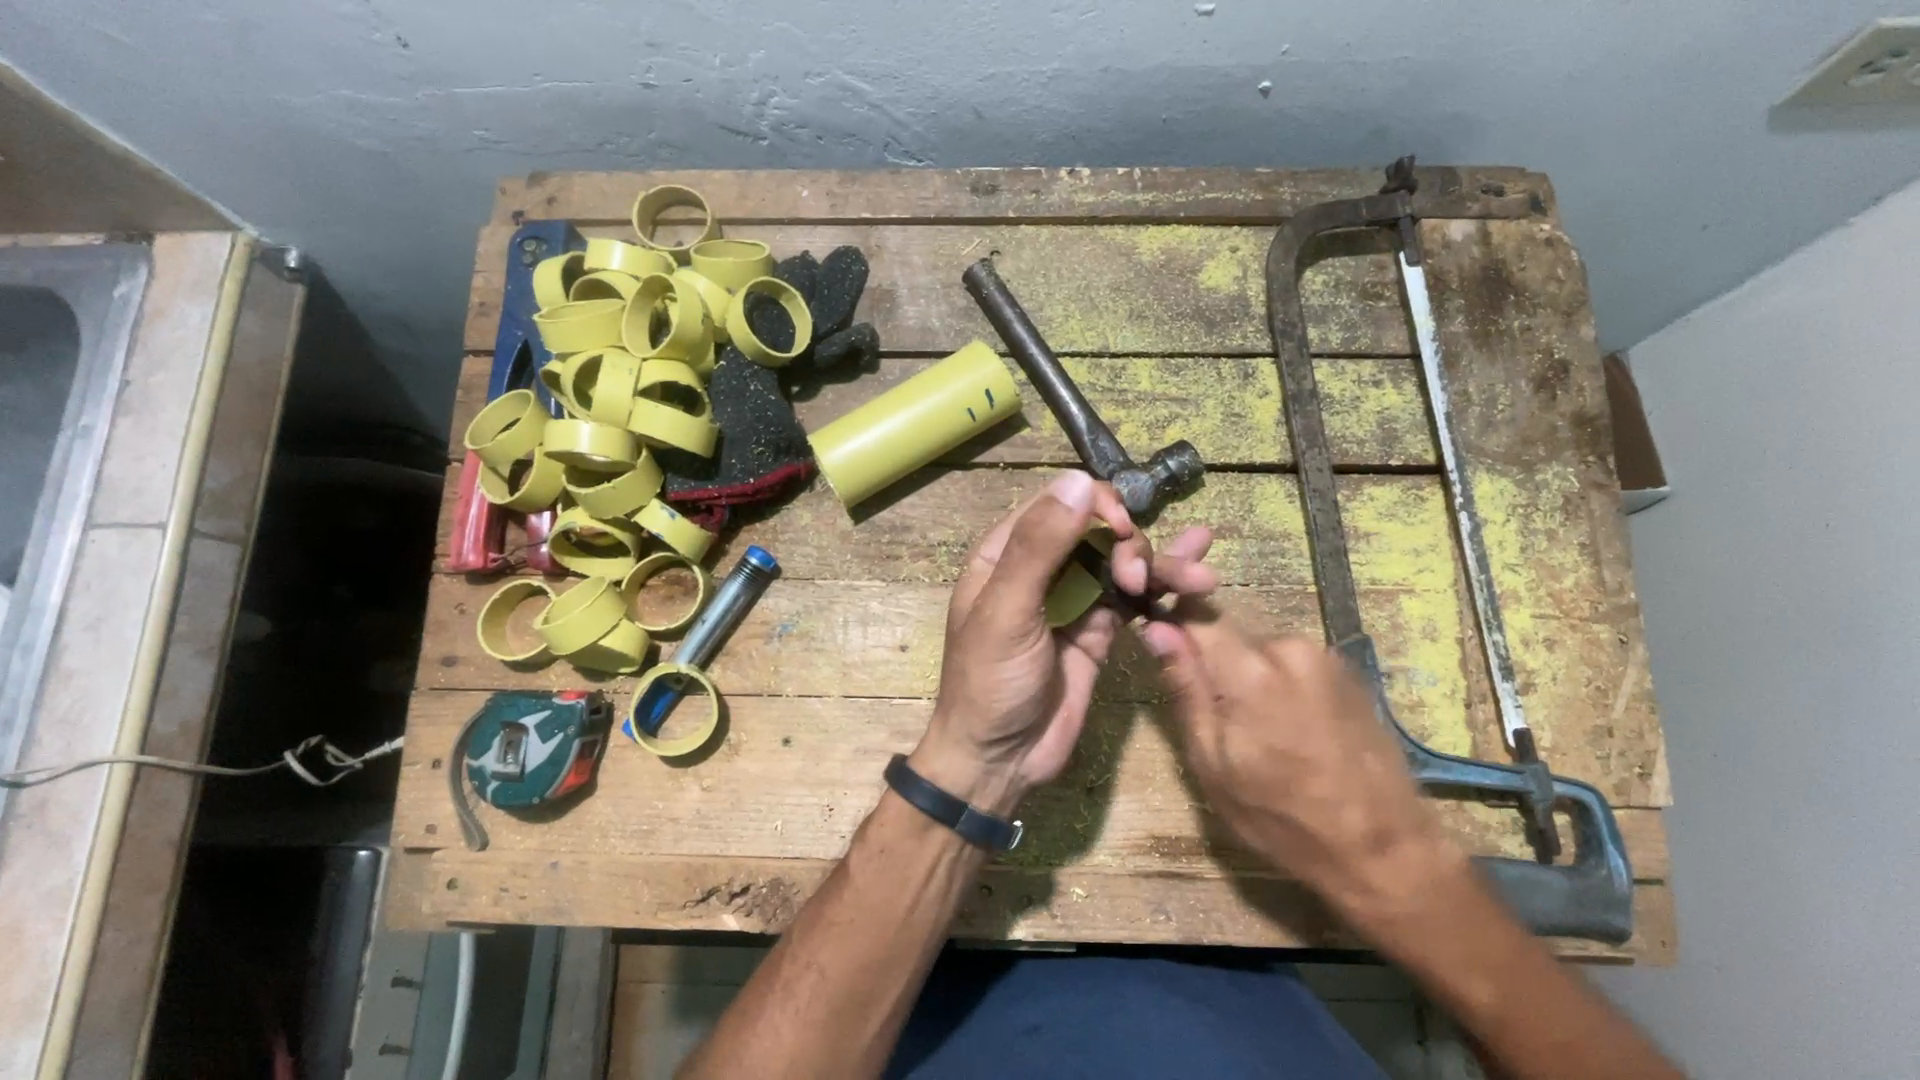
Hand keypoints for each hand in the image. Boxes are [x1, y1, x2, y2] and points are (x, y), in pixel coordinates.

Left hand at [913, 470, 1217, 815]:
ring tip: (1200, 580)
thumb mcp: (1007, 611)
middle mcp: (1041, 569)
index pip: (1058, 504)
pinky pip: (1133, 599)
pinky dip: (1162, 590)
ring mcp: (1072, 600)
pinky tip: (1198, 580)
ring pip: (1121, 563)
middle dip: (1130, 544)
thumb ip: (1039, 546)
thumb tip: (1078, 480)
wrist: (1000, 760)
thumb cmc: (990, 682)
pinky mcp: (1098, 631)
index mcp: (1005, 553)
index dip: (1094, 506)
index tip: (1121, 531)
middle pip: (1097, 530)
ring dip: (1160, 566)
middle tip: (1140, 579)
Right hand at [1142, 613, 1459, 927]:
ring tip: (1266, 738)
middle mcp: (1292, 648)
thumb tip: (1156, 630)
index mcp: (1251, 670)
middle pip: (1233, 640)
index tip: (1170, 662)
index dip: (1177, 632)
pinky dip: (1287, 690)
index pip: (1197, 618)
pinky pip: (1298, 668)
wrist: (1381, 849)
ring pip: (1266, 655)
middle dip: (1220, 670)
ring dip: (1255, 682)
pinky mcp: (1353, 676)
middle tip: (1225, 727)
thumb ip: (1185, 689)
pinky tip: (1299, 736)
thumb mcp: (1213, 763)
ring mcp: (1329, 660)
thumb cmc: (1281, 817)